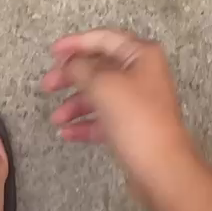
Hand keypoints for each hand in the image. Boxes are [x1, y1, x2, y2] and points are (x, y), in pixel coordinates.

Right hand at [40, 30, 195, 188]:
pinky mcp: (133, 127)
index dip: (76, 42)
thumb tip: (70, 63)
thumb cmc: (139, 122)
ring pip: (100, 94)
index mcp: (141, 54)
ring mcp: (138, 101)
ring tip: (56, 118)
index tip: (54, 51)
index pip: (103, 39)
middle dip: (72, 76)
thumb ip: (81, 68)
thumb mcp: (103, 86)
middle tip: (49, 84)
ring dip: (75, 104)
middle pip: (99, 67)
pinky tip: (67, 132)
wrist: (162, 172)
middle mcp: (142, 74)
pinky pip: (104, 118)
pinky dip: (85, 123)